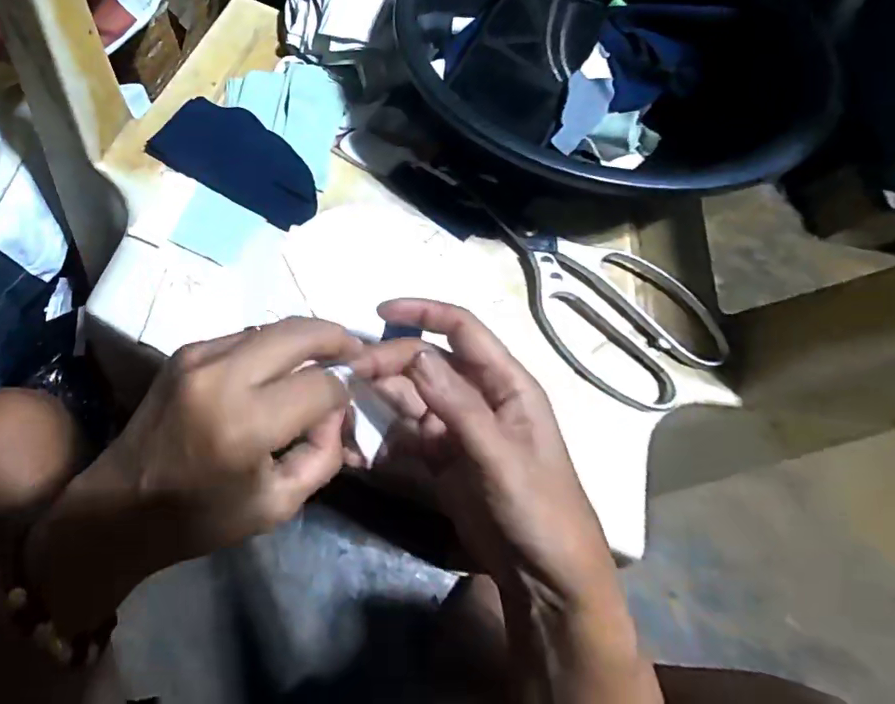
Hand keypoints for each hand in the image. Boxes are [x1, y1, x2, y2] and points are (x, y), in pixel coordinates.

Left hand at [29, 317, 362, 599]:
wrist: (117, 506)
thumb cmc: (199, 517)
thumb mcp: (276, 505)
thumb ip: (321, 455)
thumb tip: (337, 409)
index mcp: (244, 425)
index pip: (320, 386)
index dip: (344, 391)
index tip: (350, 400)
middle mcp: (222, 376)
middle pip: (300, 332)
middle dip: (337, 339)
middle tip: (356, 352)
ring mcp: (200, 356)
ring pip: (274, 326)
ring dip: (306, 337)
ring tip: (325, 354)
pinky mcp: (187, 351)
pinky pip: (246, 335)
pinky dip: (273, 345)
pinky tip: (280, 365)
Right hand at [357, 299, 616, 612]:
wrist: (548, 583)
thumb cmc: (539, 510)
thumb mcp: (501, 457)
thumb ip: (458, 406)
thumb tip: (416, 353)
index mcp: (506, 383)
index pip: (463, 329)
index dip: (424, 312)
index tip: (380, 310)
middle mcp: (480, 396)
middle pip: (428, 362)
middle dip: (391, 360)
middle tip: (352, 372)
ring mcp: (459, 428)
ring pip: (412, 396)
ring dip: (381, 394)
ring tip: (346, 397)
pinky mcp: (442, 460)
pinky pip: (406, 435)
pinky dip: (382, 436)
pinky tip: (357, 444)